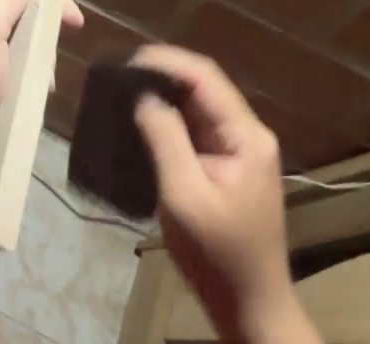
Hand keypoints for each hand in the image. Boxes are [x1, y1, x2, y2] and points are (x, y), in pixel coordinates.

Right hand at [133, 46, 315, 343]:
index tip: (126, 62)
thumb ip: (165, 138)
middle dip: (161, 75)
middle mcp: (246, 134)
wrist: (250, 307)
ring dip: (163, 96)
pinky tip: (142, 121)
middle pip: (202, 87)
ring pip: (197, 106)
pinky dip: (168, 119)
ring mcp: (237, 150)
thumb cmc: (218, 254)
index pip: (205, 77)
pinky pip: (195, 129)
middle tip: (118, 77)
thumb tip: (143, 94)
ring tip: (124, 93)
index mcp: (246, 135)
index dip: (166, 62)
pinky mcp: (225, 166)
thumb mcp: (184, 196)